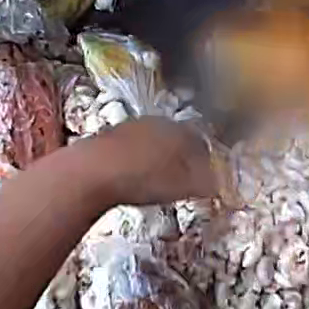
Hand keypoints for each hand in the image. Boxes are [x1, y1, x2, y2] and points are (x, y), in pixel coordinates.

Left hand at [57, 117, 217, 207]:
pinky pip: (130, 147)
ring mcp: (129, 127)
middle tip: (183, 176)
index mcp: (179, 130)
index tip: (206, 173)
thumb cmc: (143, 178)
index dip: (205, 158)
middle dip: (181, 155)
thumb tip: (219, 183)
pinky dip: (135, 160)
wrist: (89, 172)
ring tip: (157, 178)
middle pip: (175, 137)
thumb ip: (205, 182)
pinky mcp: (106, 137)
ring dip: (156, 156)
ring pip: (151, 140)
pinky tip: (132, 176)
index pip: (200, 140)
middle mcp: (156, 122)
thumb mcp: (183, 186)